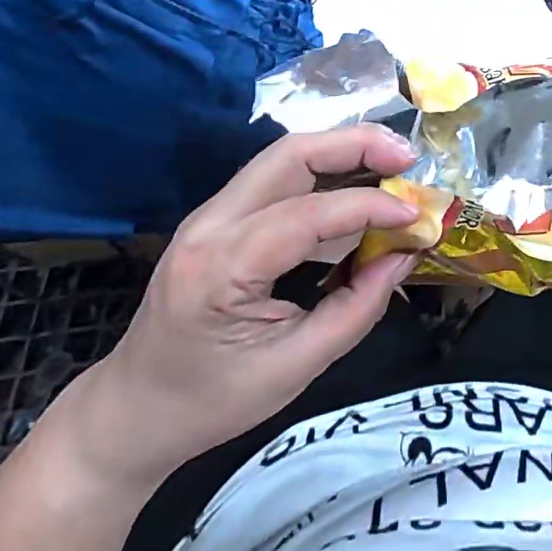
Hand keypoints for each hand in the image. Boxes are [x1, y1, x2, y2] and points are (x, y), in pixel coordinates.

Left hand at [0, 129, 429, 550]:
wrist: (134, 407)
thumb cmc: (209, 401)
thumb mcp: (293, 369)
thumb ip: (354, 309)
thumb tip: (403, 257)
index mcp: (220, 268)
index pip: (306, 214)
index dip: (368, 207)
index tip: (417, 214)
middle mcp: (210, 223)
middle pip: (289, 154)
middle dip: (354, 145)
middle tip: (407, 157)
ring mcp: (210, 214)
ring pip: (283, 157)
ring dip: (340, 151)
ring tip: (392, 161)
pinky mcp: (219, 217)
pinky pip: (277, 179)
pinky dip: (323, 172)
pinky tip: (356, 183)